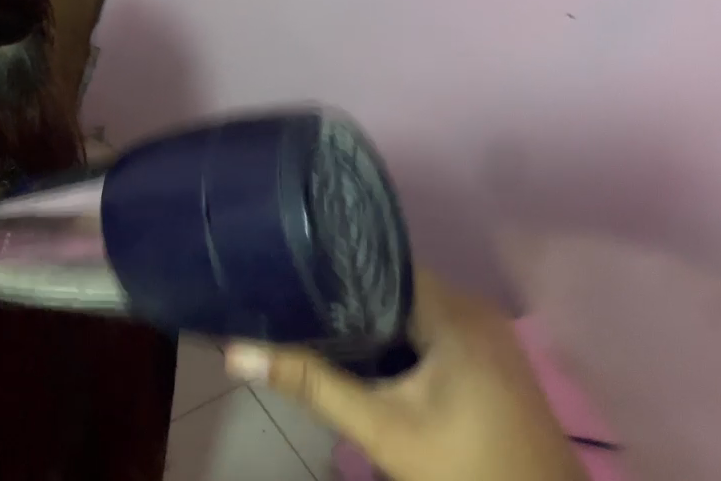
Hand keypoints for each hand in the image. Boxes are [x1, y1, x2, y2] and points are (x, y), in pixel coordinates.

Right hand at [225, 271, 587, 480]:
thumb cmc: (469, 473)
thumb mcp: (383, 430)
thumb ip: (312, 385)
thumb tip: (236, 352)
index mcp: (455, 312)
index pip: (377, 260)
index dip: (327, 260)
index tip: (279, 259)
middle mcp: (472, 309)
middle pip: (388, 281)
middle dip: (336, 289)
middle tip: (279, 288)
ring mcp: (483, 335)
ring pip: (404, 304)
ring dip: (360, 312)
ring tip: (302, 309)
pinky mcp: (484, 359)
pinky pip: (422, 325)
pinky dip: (387, 332)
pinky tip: (351, 345)